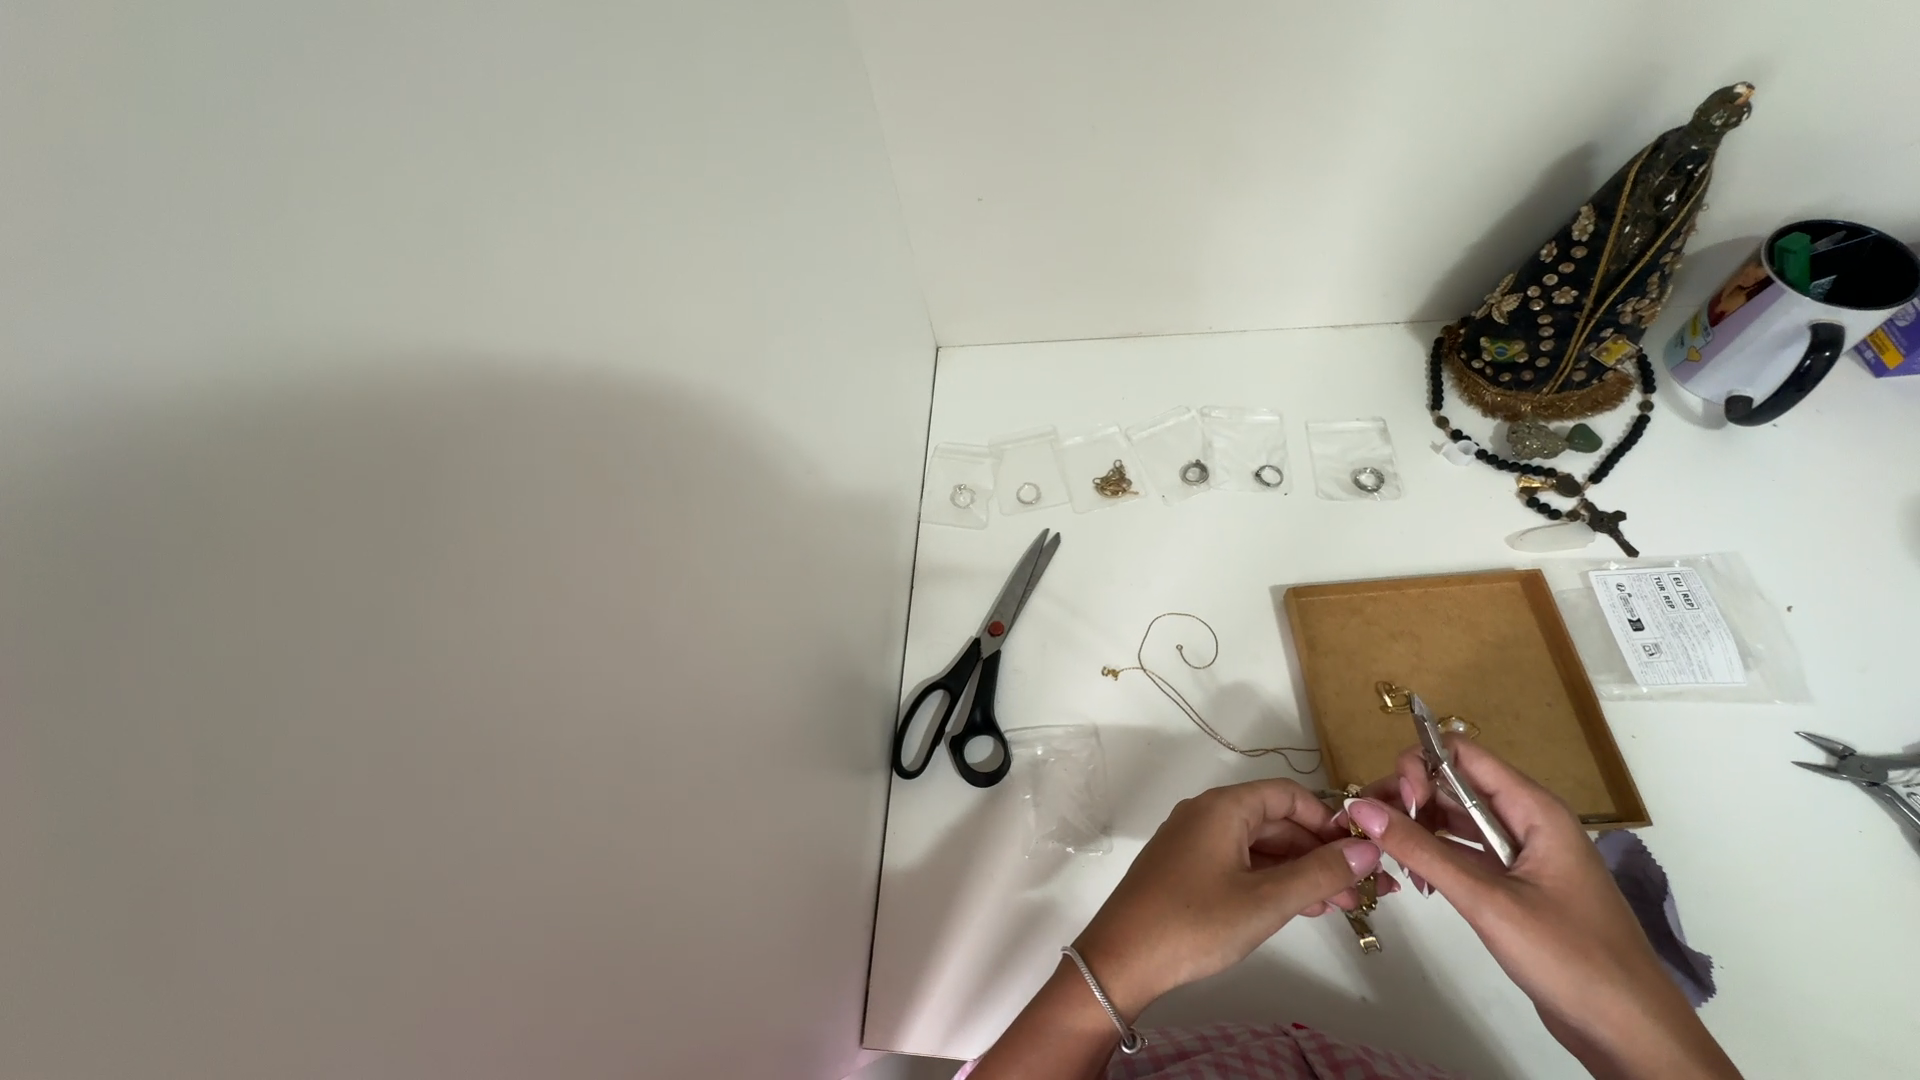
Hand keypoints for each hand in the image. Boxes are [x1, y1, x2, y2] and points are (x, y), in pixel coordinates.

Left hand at [1072, 778, 1390, 1019]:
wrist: (1123, 957)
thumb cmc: (1195, 922)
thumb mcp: (1266, 900)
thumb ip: (1318, 873)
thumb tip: (1364, 849)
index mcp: (1223, 807)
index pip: (1288, 794)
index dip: (1327, 820)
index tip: (1361, 853)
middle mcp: (1207, 814)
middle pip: (1275, 820)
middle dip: (1319, 852)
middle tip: (1361, 891)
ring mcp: (1194, 841)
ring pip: (1259, 845)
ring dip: (1299, 870)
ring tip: (1339, 905)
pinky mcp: (1186, 868)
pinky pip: (1239, 862)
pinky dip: (1271, 879)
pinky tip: (1299, 906)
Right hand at [1344, 742, 1739, 1079]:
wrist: (1633, 1035)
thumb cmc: (1570, 959)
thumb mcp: (1487, 900)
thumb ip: (1420, 849)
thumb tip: (1359, 807)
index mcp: (1534, 809)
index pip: (1461, 753)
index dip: (1419, 765)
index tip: (1395, 804)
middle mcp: (1526, 820)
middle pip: (1451, 782)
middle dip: (1407, 797)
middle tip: (1371, 830)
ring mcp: (1522, 853)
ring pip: (1454, 816)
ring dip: (1416, 828)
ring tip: (1384, 855)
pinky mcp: (1515, 883)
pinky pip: (1464, 849)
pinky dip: (1434, 855)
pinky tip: (1413, 878)